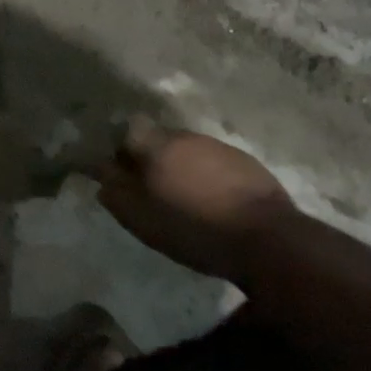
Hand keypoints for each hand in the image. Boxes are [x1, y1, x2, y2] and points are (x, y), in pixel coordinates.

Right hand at [94, 115, 294, 285]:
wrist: (269, 242)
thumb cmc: (193, 228)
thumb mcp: (140, 218)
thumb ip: (114, 191)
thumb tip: (101, 172)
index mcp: (157, 145)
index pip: (129, 129)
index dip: (124, 148)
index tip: (124, 172)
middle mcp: (187, 137)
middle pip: (161, 139)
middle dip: (155, 158)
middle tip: (155, 188)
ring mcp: (221, 148)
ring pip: (190, 151)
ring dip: (184, 167)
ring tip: (189, 198)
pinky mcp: (250, 165)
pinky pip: (218, 164)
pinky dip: (211, 177)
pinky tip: (217, 203)